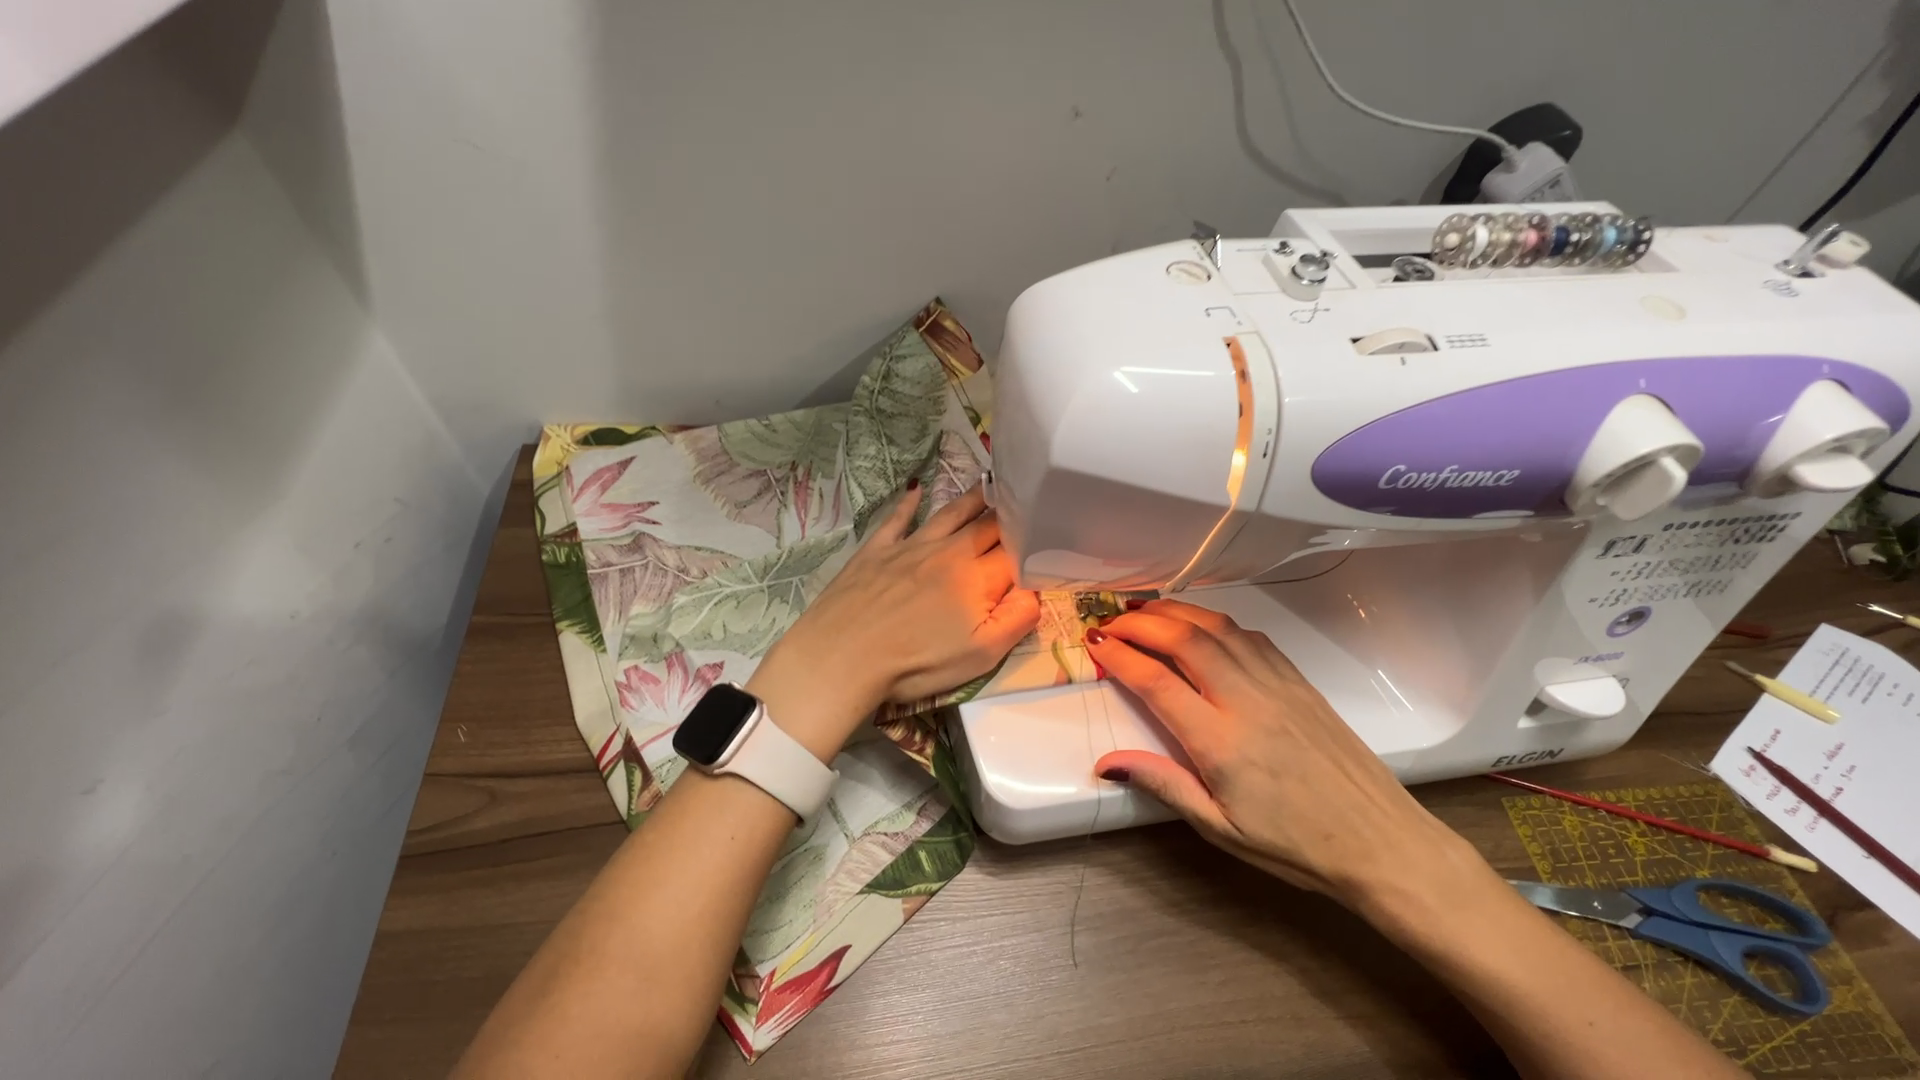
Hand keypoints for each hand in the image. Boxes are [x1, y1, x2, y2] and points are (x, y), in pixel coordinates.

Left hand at [748, 484, 1039, 757]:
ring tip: (988, 484)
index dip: (1034, 544)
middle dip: (1009, 512)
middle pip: (986, 525)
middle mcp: (948, 551)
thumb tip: (1035, 588)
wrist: (843, 656)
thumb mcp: (982, 654)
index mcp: (977, 577)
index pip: (1015, 551)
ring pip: (949, 514)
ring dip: (972, 498)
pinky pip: (897, 518)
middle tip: (1025, 499)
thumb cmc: (917, 663)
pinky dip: (909, 502)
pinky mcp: (876, 550)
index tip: (1048, 537)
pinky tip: (915, 488)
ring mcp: (909, 546)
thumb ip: (1017, 618)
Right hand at [1085, 600, 1478, 907]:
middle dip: (1141, 622)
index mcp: (1220, 741)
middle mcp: (1246, 700)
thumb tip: (1107, 763)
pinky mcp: (1300, 682)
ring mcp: (1277, 685)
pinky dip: (1216, 622)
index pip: (1156, 681)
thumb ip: (1164, 785)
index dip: (1119, 656)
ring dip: (1177, 612)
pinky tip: (1202, 626)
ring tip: (1146, 611)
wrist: (1380, 842)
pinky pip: (1251, 637)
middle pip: (1184, 639)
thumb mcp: (1220, 829)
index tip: (1094, 642)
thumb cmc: (1294, 845)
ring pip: (1218, 628)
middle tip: (1111, 620)